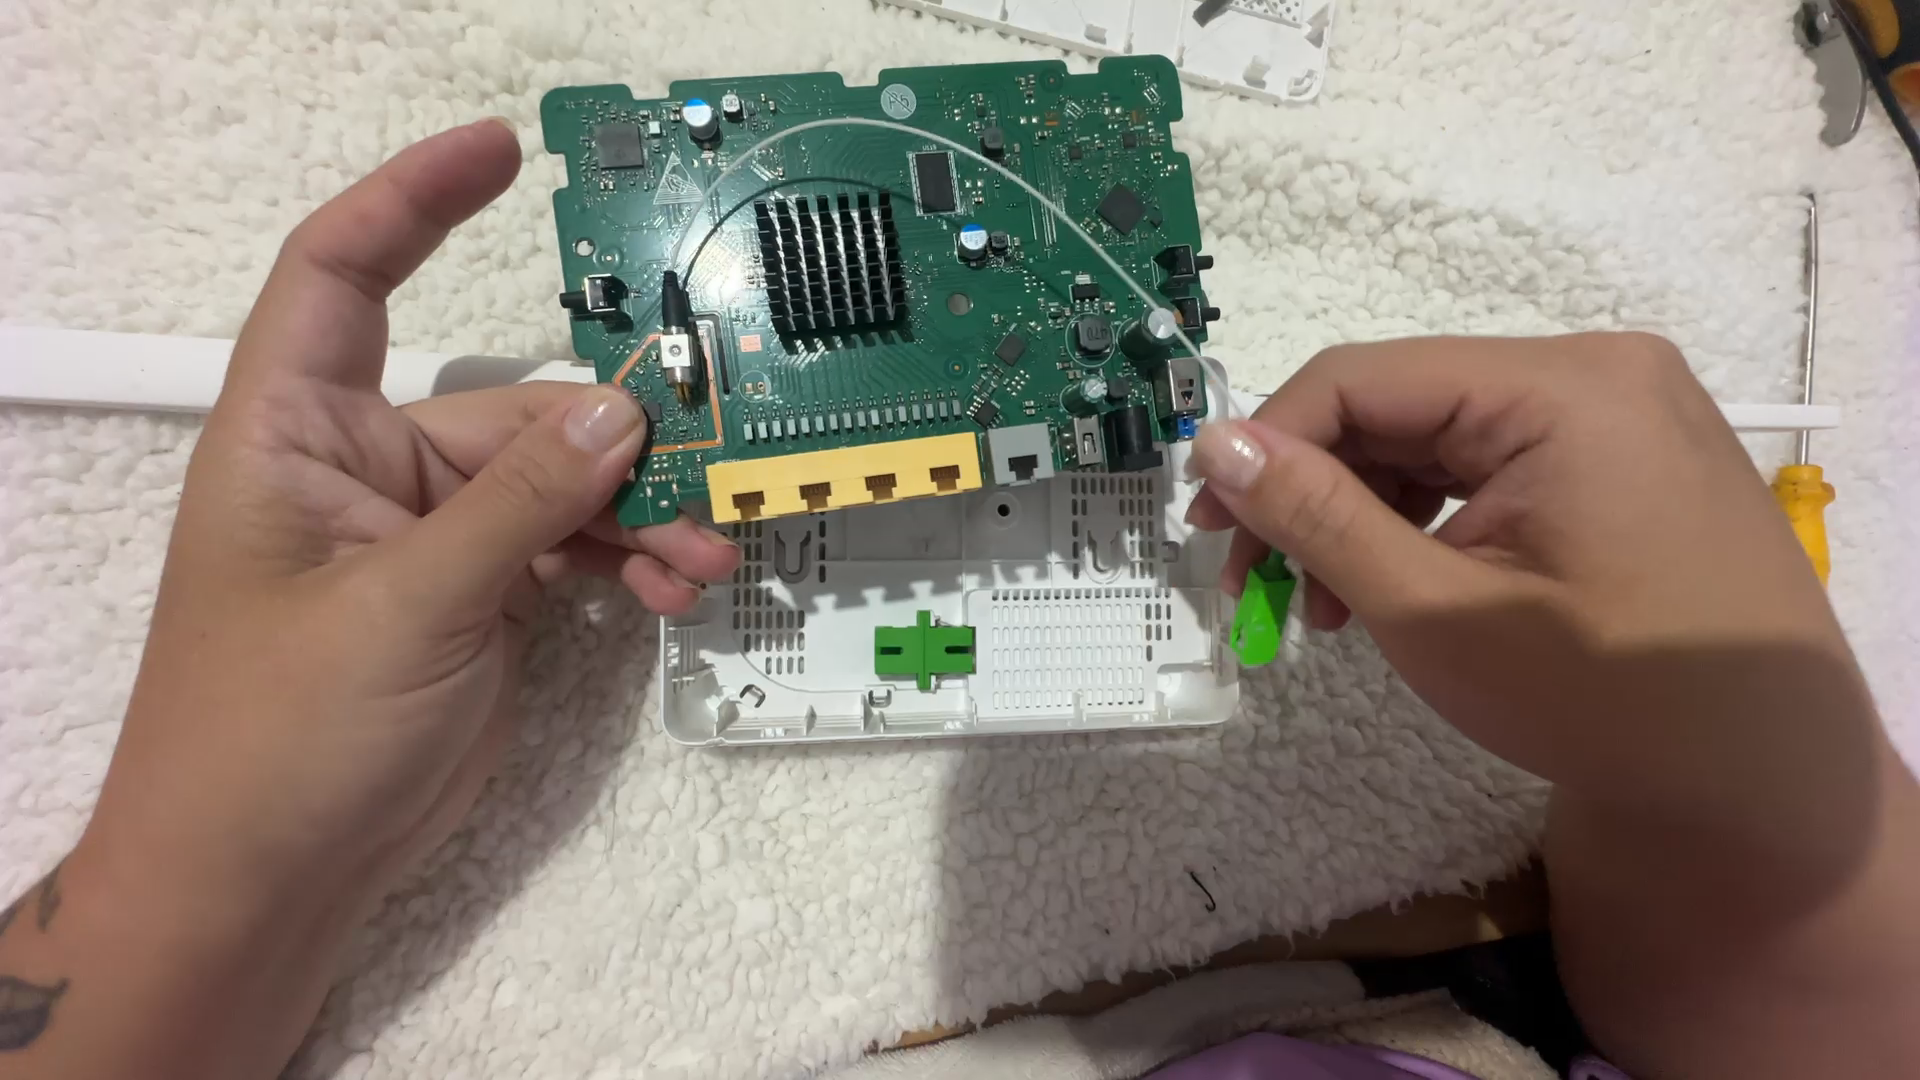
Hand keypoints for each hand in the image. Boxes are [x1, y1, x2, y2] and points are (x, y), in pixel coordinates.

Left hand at [0, 120, 736, 1079]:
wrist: (285, 869)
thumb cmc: (290, 730)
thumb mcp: (413, 605)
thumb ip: (521, 503)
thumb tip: (624, 411)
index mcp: (307, 434)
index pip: (343, 276)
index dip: (414, 201)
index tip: (502, 152)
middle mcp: (385, 467)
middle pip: (528, 416)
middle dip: (623, 455)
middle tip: (708, 491)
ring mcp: (453, 532)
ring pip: (577, 489)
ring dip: (648, 519)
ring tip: (707, 561)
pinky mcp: (502, 588)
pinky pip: (586, 547)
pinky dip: (635, 564)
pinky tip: (672, 596)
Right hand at [1186, 334, 1918, 1076]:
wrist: (1755, 792)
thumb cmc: (1597, 699)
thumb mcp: (1429, 606)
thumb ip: (1313, 513)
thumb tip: (1211, 442)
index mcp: (1559, 389)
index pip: (1359, 380)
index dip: (1265, 444)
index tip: (1208, 522)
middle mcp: (1581, 378)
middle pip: (1384, 413)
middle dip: (1302, 495)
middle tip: (1249, 576)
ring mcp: (1592, 421)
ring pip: (1411, 448)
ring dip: (1341, 520)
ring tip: (1310, 604)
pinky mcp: (1588, 466)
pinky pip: (1456, 475)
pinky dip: (1395, 530)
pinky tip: (1367, 591)